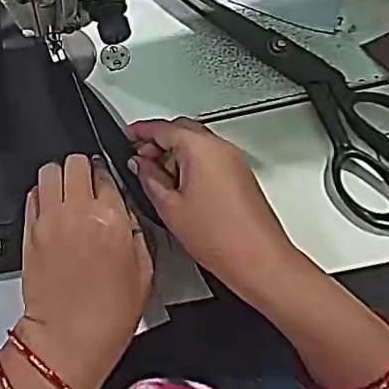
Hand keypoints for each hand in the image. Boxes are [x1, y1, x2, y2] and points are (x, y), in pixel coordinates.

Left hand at [18, 154, 153, 388]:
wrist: (68, 337)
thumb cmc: (106, 314)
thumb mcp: (143, 272)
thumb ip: (136, 234)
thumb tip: (127, 216)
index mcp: (111, 219)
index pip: (106, 174)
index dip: (108, 179)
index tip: (107, 188)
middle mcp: (78, 211)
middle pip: (75, 163)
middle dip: (82, 169)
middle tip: (86, 184)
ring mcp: (50, 218)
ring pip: (49, 170)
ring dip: (59, 176)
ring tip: (66, 192)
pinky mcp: (29, 229)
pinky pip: (32, 194)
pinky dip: (41, 194)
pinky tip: (51, 208)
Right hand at [125, 118, 301, 288]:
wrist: (260, 261)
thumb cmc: (223, 238)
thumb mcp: (168, 207)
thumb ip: (148, 178)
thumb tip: (141, 165)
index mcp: (200, 149)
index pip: (163, 127)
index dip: (140, 130)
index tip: (129, 135)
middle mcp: (220, 149)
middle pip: (182, 129)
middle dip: (158, 140)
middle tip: (139, 157)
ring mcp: (234, 161)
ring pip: (197, 143)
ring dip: (175, 152)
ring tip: (157, 177)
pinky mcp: (240, 175)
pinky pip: (210, 157)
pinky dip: (191, 163)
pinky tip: (179, 187)